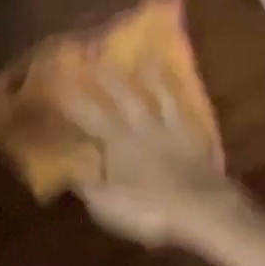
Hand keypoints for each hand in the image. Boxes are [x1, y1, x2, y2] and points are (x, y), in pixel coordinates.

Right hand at [60, 65, 241, 246]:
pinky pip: (188, 113)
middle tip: (97, 52)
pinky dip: (184, 100)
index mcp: (118, 142)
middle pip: (124, 97)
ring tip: (146, 57)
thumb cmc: (150, 211)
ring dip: (152, 77)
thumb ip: (87, 182)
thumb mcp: (106, 205)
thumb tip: (69, 164)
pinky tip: (184, 91)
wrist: (206, 212)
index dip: (72, 97)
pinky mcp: (199, 141)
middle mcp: (144, 128)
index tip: (58, 78)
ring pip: (161, 96)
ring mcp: (175, 132)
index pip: (89, 114)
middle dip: (108, 76)